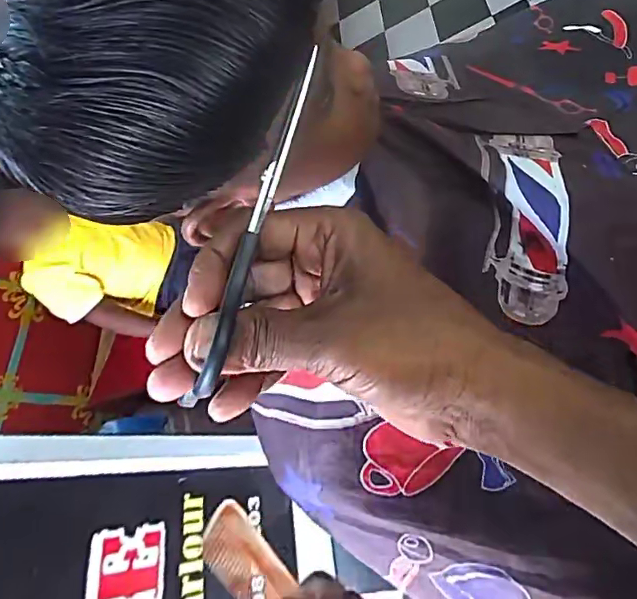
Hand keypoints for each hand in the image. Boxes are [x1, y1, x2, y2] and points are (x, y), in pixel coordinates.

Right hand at [144, 206, 518, 443]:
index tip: (191, 309)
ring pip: (259, 320)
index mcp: (328, 234)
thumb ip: (262, 337)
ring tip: (176, 388)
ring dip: (221, 353)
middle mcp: (320, 260)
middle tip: (163, 357)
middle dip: (207, 320)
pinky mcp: (327, 339)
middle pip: (248, 281)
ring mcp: (322, 301)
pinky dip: (253, 373)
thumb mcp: (332, 337)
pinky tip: (222, 402)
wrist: (473, 391)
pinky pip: (279, 349)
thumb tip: (195, 342)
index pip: (254, 236)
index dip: (216, 268)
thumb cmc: (410, 342)